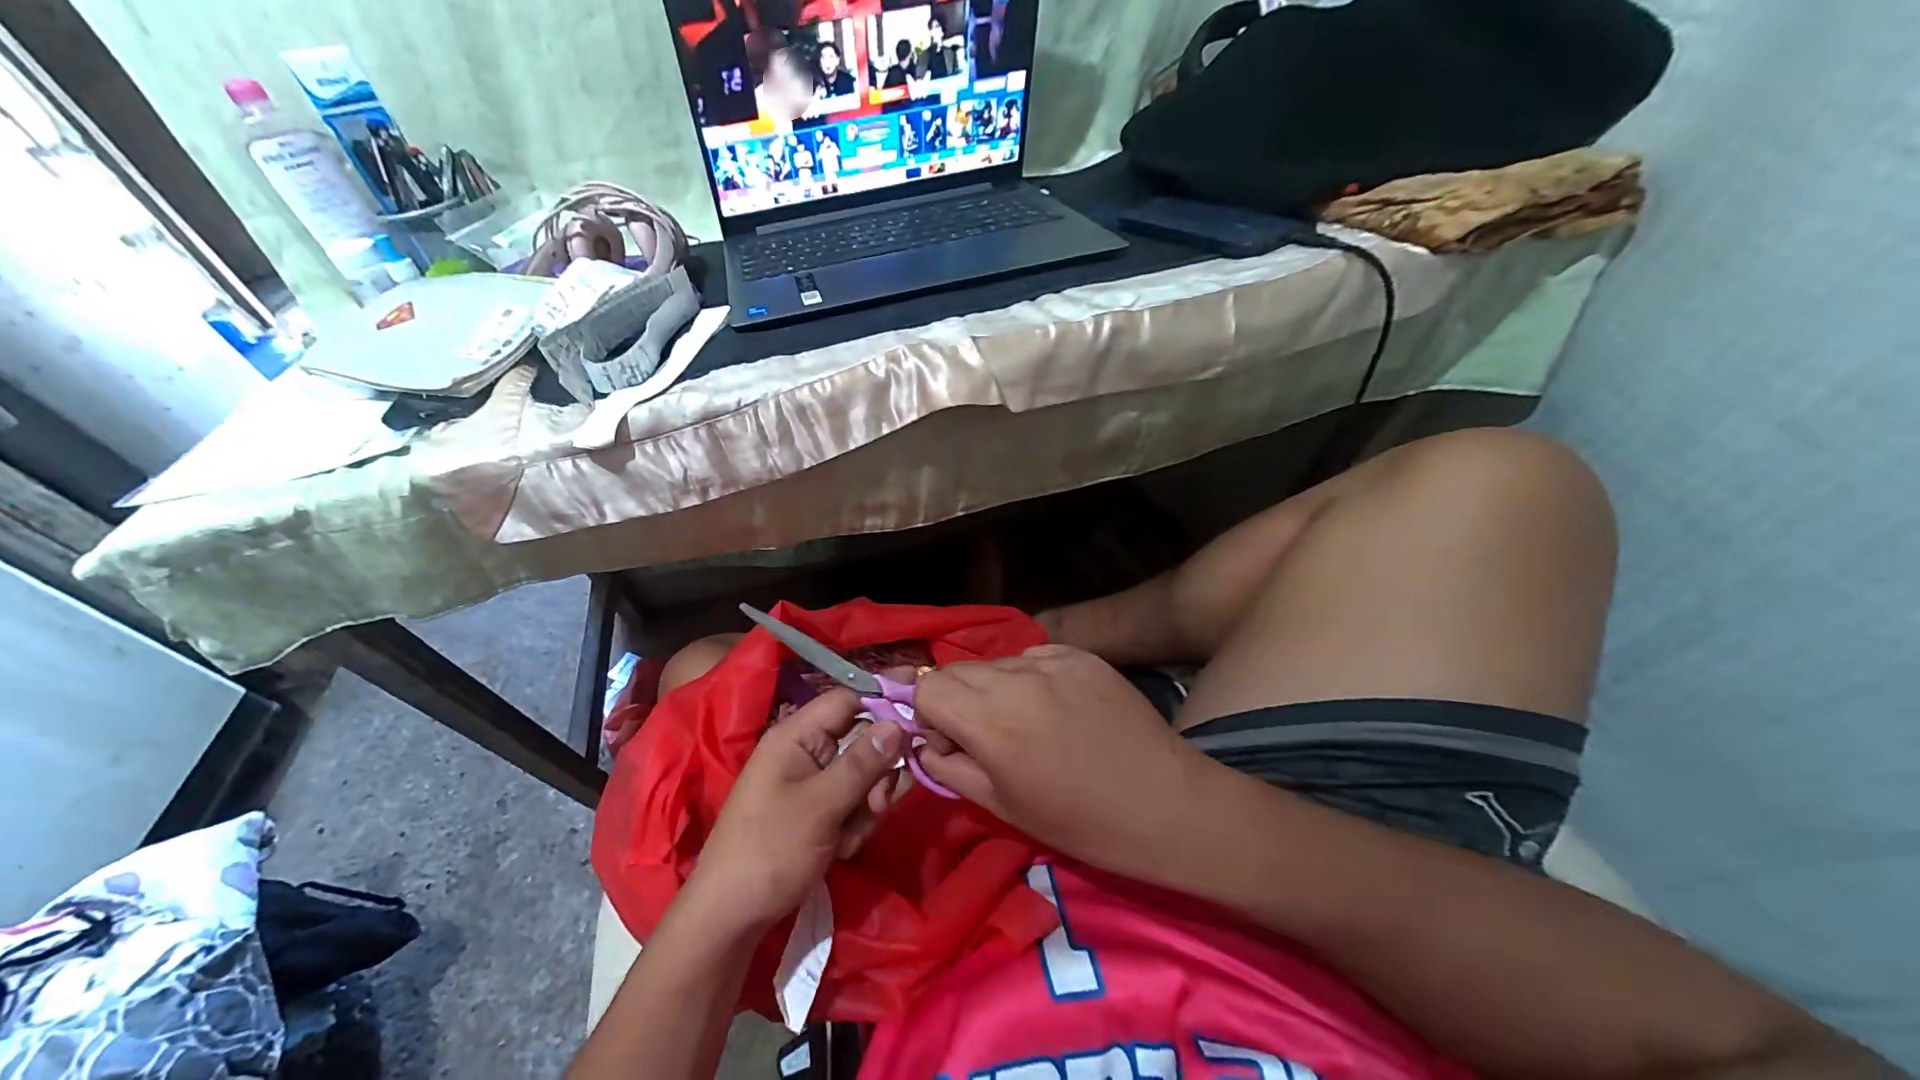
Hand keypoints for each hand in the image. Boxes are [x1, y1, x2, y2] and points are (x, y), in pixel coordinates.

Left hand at [686, 690, 905, 934]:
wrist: (730, 917)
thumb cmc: (770, 851)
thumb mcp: (822, 805)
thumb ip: (863, 763)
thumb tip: (897, 724)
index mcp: (796, 735)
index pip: (848, 699)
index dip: (882, 705)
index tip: (917, 720)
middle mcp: (804, 751)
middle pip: (861, 740)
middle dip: (876, 775)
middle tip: (877, 806)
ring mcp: (810, 783)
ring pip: (862, 777)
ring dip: (866, 807)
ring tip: (848, 839)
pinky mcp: (816, 811)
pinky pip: (851, 803)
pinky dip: (853, 826)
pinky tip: (840, 851)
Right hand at [914, 645, 1208, 875]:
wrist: (1164, 805)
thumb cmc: (1079, 821)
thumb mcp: (1001, 806)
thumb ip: (949, 768)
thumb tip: (928, 743)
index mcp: (990, 722)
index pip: (927, 690)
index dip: (928, 716)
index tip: (950, 743)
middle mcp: (1016, 679)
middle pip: (955, 671)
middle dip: (955, 700)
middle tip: (982, 734)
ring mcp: (1052, 661)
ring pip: (994, 663)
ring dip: (992, 688)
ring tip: (1025, 721)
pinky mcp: (1081, 655)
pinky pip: (1033, 657)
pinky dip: (1029, 678)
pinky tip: (1054, 706)